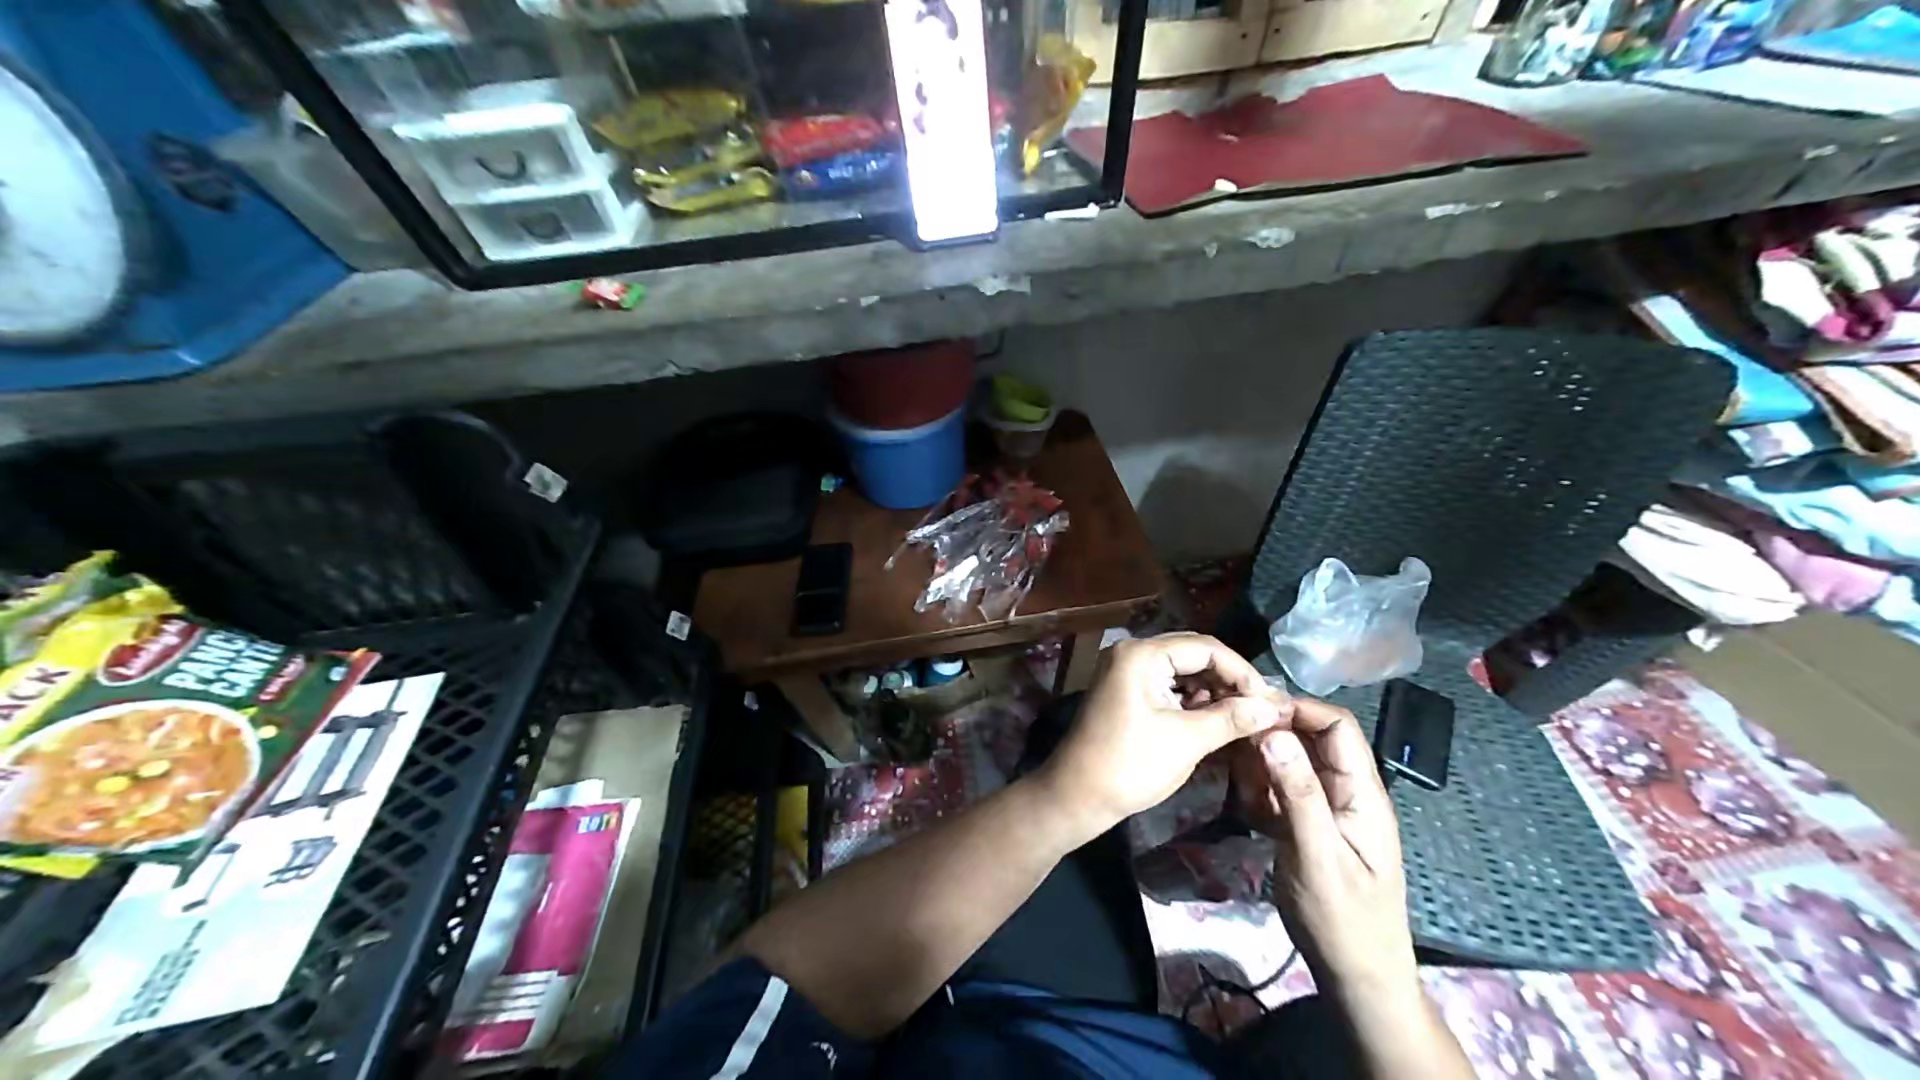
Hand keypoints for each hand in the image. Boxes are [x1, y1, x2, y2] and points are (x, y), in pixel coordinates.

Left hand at [1037, 632, 1289, 840]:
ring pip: (1183, 670)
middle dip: (1229, 680)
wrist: (1078, 795)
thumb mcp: (1187, 740)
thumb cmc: (1130, 765)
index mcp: (1141, 654)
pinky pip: (1168, 685)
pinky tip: (1215, 720)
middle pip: (1194, 654)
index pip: (1205, 647)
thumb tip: (1274, 706)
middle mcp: (1132, 652)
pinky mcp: (1127, 691)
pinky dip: (1193, 700)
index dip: (1241, 672)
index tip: (1269, 701)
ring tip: (1243, 717)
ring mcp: (1126, 671)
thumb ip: (1232, 718)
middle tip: (1260, 709)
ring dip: (1213, 691)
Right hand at [1232, 698, 1416, 1002]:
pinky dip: (1258, 785)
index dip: (1298, 710)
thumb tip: (1273, 732)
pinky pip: (1280, 789)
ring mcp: (1325, 809)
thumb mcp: (1319, 856)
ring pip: (1290, 762)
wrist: (1356, 977)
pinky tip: (1240, 794)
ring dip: (1260, 758)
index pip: (1337, 726)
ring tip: (1229, 764)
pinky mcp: (1305, 826)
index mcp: (1361, 793)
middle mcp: (1345, 793)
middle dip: (1271, 730)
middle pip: (1310, 739)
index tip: (1252, 711)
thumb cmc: (1344, 920)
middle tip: (1229, 733)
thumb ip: (1299, 793)